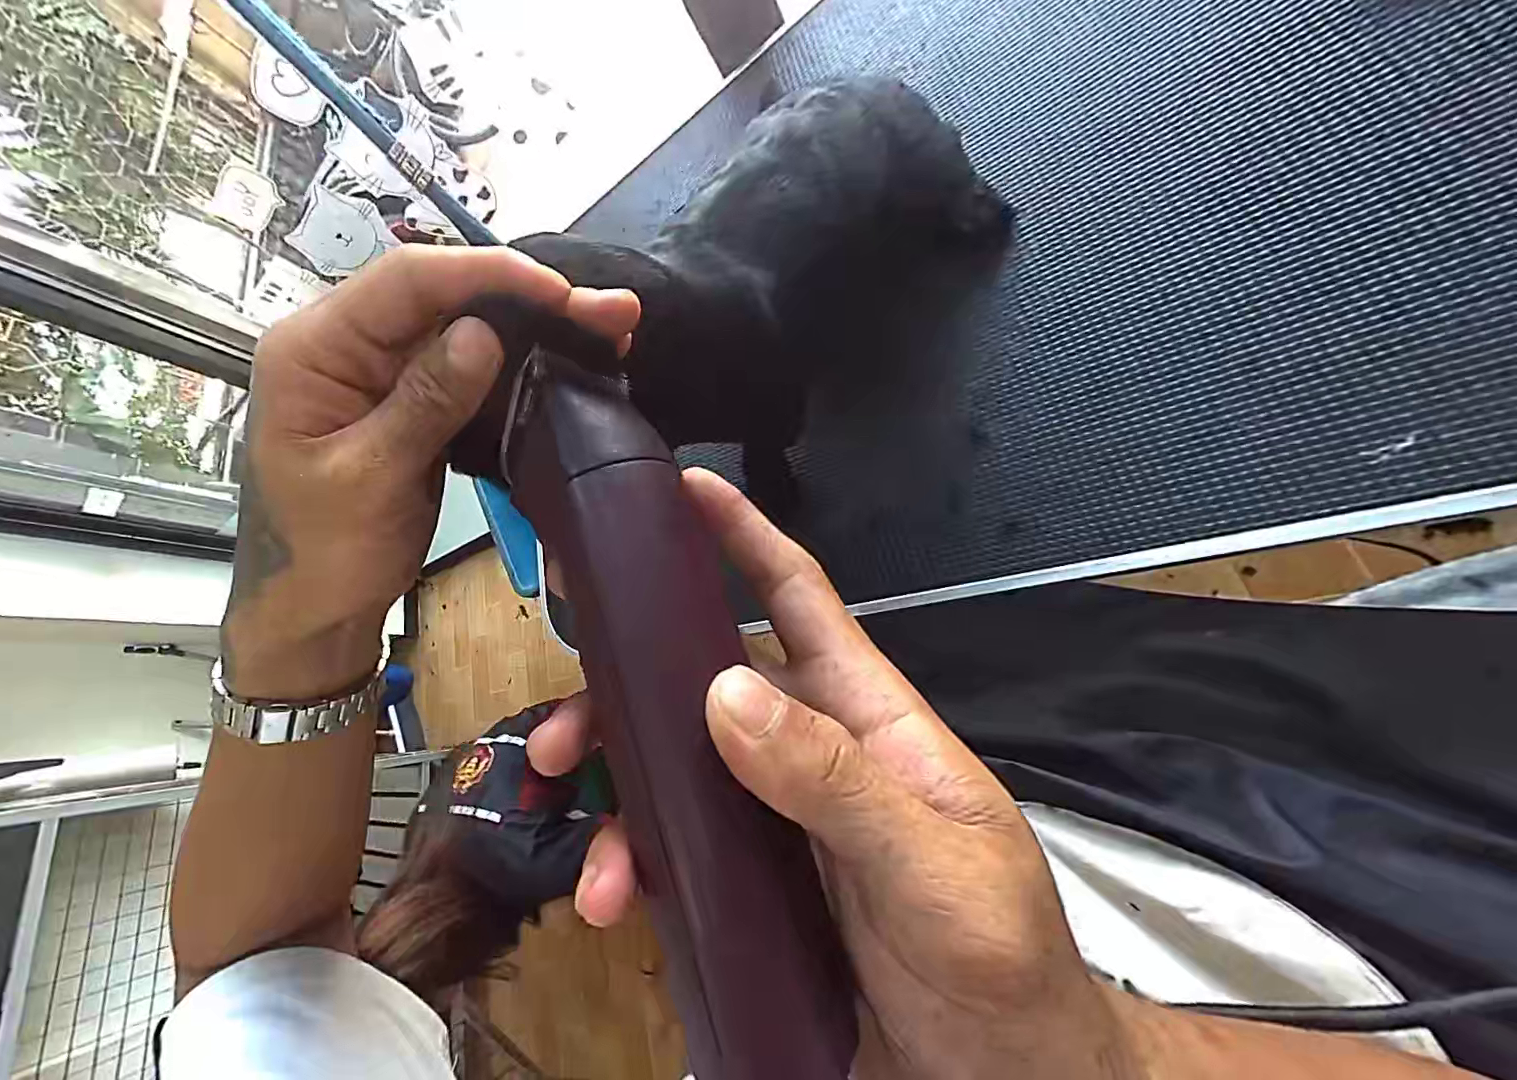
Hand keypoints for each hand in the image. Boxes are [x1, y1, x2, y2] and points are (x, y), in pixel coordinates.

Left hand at [224, 246, 638, 699]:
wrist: (318, 607)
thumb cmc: (321, 553)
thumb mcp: (370, 478)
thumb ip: (424, 403)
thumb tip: (482, 334)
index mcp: (313, 349)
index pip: (406, 282)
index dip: (487, 276)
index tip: (559, 293)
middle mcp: (346, 347)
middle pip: (442, 298)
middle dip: (525, 300)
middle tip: (605, 311)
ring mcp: (382, 377)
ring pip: (463, 332)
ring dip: (531, 332)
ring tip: (601, 334)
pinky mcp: (412, 406)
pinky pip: (466, 374)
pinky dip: (515, 371)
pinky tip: (560, 367)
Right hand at [527, 467, 1136, 1079]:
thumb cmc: (1001, 970)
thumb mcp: (937, 873)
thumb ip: (838, 783)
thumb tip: (723, 692)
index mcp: (857, 712)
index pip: (794, 595)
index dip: (743, 535)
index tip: (685, 489)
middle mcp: (796, 742)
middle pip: (690, 678)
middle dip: (619, 690)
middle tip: (565, 732)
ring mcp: (758, 806)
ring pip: (661, 761)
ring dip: (609, 787)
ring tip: (584, 843)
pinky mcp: (733, 868)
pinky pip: (662, 839)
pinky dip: (626, 859)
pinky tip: (613, 899)